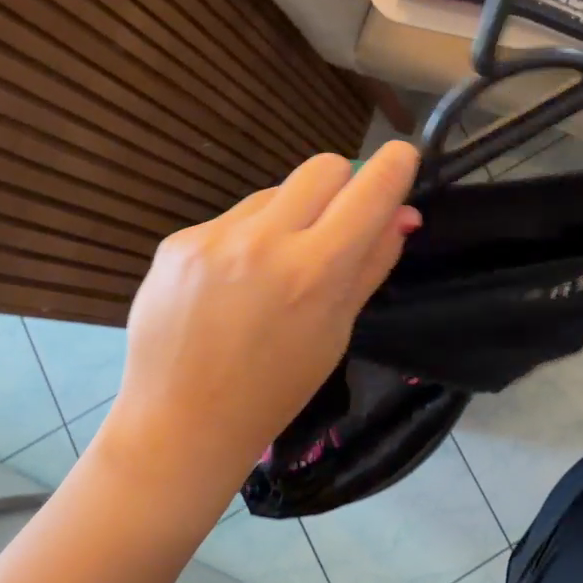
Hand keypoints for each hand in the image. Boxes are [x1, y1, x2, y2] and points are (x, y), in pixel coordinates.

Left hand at [98, 142, 422, 489]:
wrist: (180, 423)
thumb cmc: (278, 388)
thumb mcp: (339, 329)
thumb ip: (373, 262)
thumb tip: (405, 213)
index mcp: (315, 271)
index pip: (371, 188)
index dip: (395, 164)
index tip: (402, 158)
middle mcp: (265, 241)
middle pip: (324, 166)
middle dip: (344, 185)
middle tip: (338, 225)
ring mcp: (214, 237)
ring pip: (276, 191)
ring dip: (292, 214)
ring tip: (275, 269)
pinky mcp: (177, 242)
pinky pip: (233, 218)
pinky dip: (248, 237)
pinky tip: (233, 283)